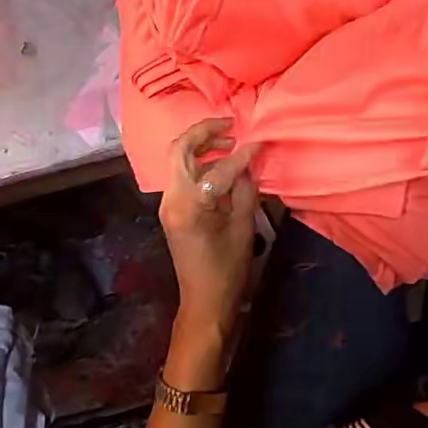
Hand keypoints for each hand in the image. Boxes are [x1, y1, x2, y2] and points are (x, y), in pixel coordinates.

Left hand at [158, 118, 260, 383]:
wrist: (203, 302)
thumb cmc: (226, 271)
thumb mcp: (242, 229)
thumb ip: (245, 191)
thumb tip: (248, 164)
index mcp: (188, 206)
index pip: (216, 169)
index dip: (240, 155)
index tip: (259, 144)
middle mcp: (171, 199)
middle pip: (180, 150)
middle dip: (204, 132)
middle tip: (231, 126)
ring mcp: (168, 204)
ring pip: (179, 160)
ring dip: (201, 146)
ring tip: (230, 141)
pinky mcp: (172, 209)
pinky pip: (184, 175)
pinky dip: (201, 164)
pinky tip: (223, 165)